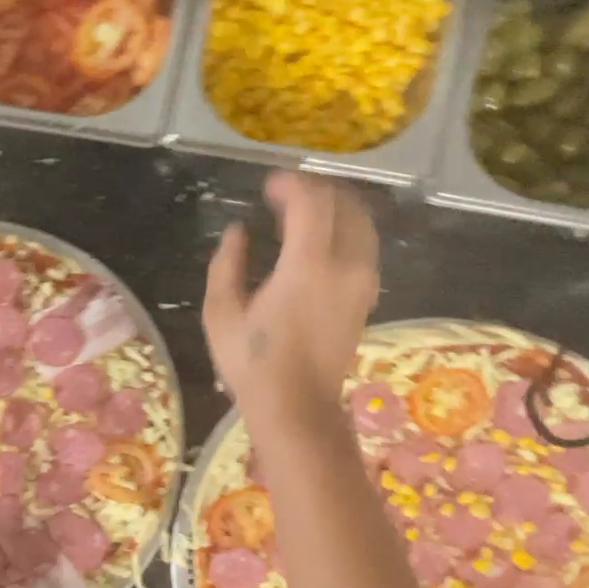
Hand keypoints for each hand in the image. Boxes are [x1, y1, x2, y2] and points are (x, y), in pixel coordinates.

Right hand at [202, 172, 380, 421]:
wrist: (295, 404)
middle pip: (344, 205)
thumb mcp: (221, 314)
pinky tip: (321, 241)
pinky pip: (364, 245)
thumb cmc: (251, 362)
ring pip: (361, 223)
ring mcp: (363, 280)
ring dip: (336, 208)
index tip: (268, 184)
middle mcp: (345, 264)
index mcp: (306, 266)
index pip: (311, 204)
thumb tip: (237, 233)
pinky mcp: (367, 295)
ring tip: (306, 212)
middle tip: (287, 193)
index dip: (291, 185)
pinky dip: (345, 230)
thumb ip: (226, 266)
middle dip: (317, 190)